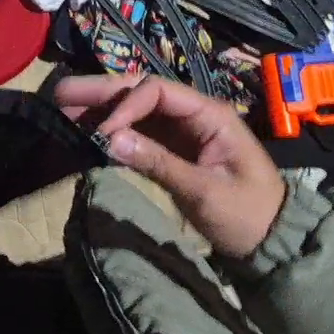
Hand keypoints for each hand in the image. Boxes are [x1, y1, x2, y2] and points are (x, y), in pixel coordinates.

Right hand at [54, 74, 285, 257]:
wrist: (272, 241)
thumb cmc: (247, 213)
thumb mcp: (204, 191)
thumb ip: (158, 162)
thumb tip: (110, 139)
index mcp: (208, 113)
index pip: (157, 91)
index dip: (125, 105)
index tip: (101, 132)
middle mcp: (191, 114)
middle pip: (140, 92)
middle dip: (101, 92)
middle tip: (61, 93)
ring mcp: (180, 131)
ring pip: (134, 111)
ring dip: (100, 109)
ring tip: (61, 109)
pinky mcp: (172, 150)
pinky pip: (137, 133)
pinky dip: (111, 132)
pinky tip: (83, 133)